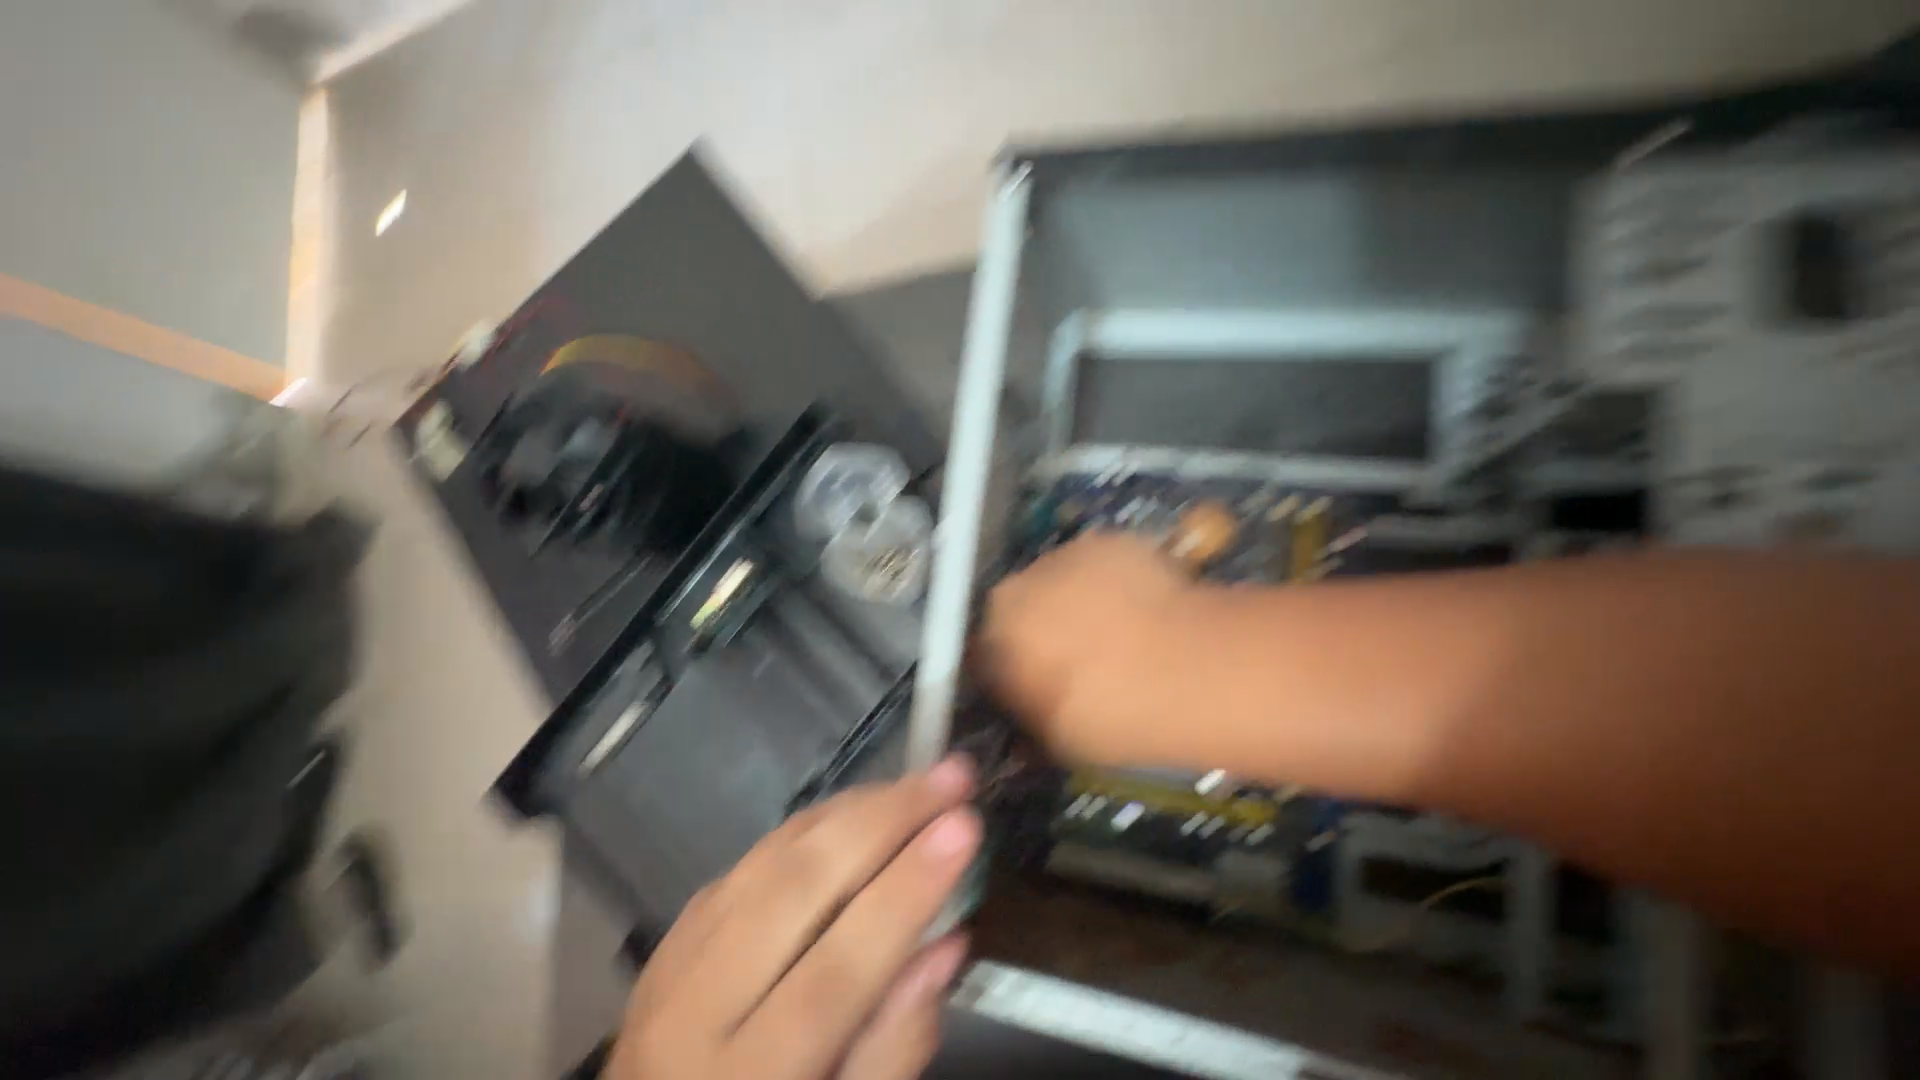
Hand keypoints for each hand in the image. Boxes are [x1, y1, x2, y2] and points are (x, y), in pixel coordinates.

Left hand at [611, 758, 980, 1079]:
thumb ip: (896, 1044)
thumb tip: (947, 941)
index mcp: (749, 1074)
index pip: (834, 972)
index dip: (904, 894)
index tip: (964, 827)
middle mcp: (697, 1006)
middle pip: (793, 890)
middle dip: (884, 821)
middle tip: (953, 778)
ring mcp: (678, 955)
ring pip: (772, 857)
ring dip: (856, 809)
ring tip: (923, 782)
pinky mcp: (680, 923)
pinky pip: (755, 855)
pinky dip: (819, 822)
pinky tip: (866, 806)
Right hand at [977, 533, 1204, 763]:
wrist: (1178, 669)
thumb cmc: (1107, 717)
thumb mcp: (1056, 741)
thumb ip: (1032, 719)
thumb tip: (1031, 720)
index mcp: (992, 641)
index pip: (987, 655)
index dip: (1013, 671)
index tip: (1036, 686)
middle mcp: (1014, 590)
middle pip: (1021, 607)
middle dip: (1043, 626)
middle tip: (1080, 659)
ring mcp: (1062, 557)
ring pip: (1060, 579)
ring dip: (1078, 598)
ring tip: (1118, 629)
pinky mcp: (1109, 541)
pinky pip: (1101, 562)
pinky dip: (1116, 578)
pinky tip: (1143, 605)